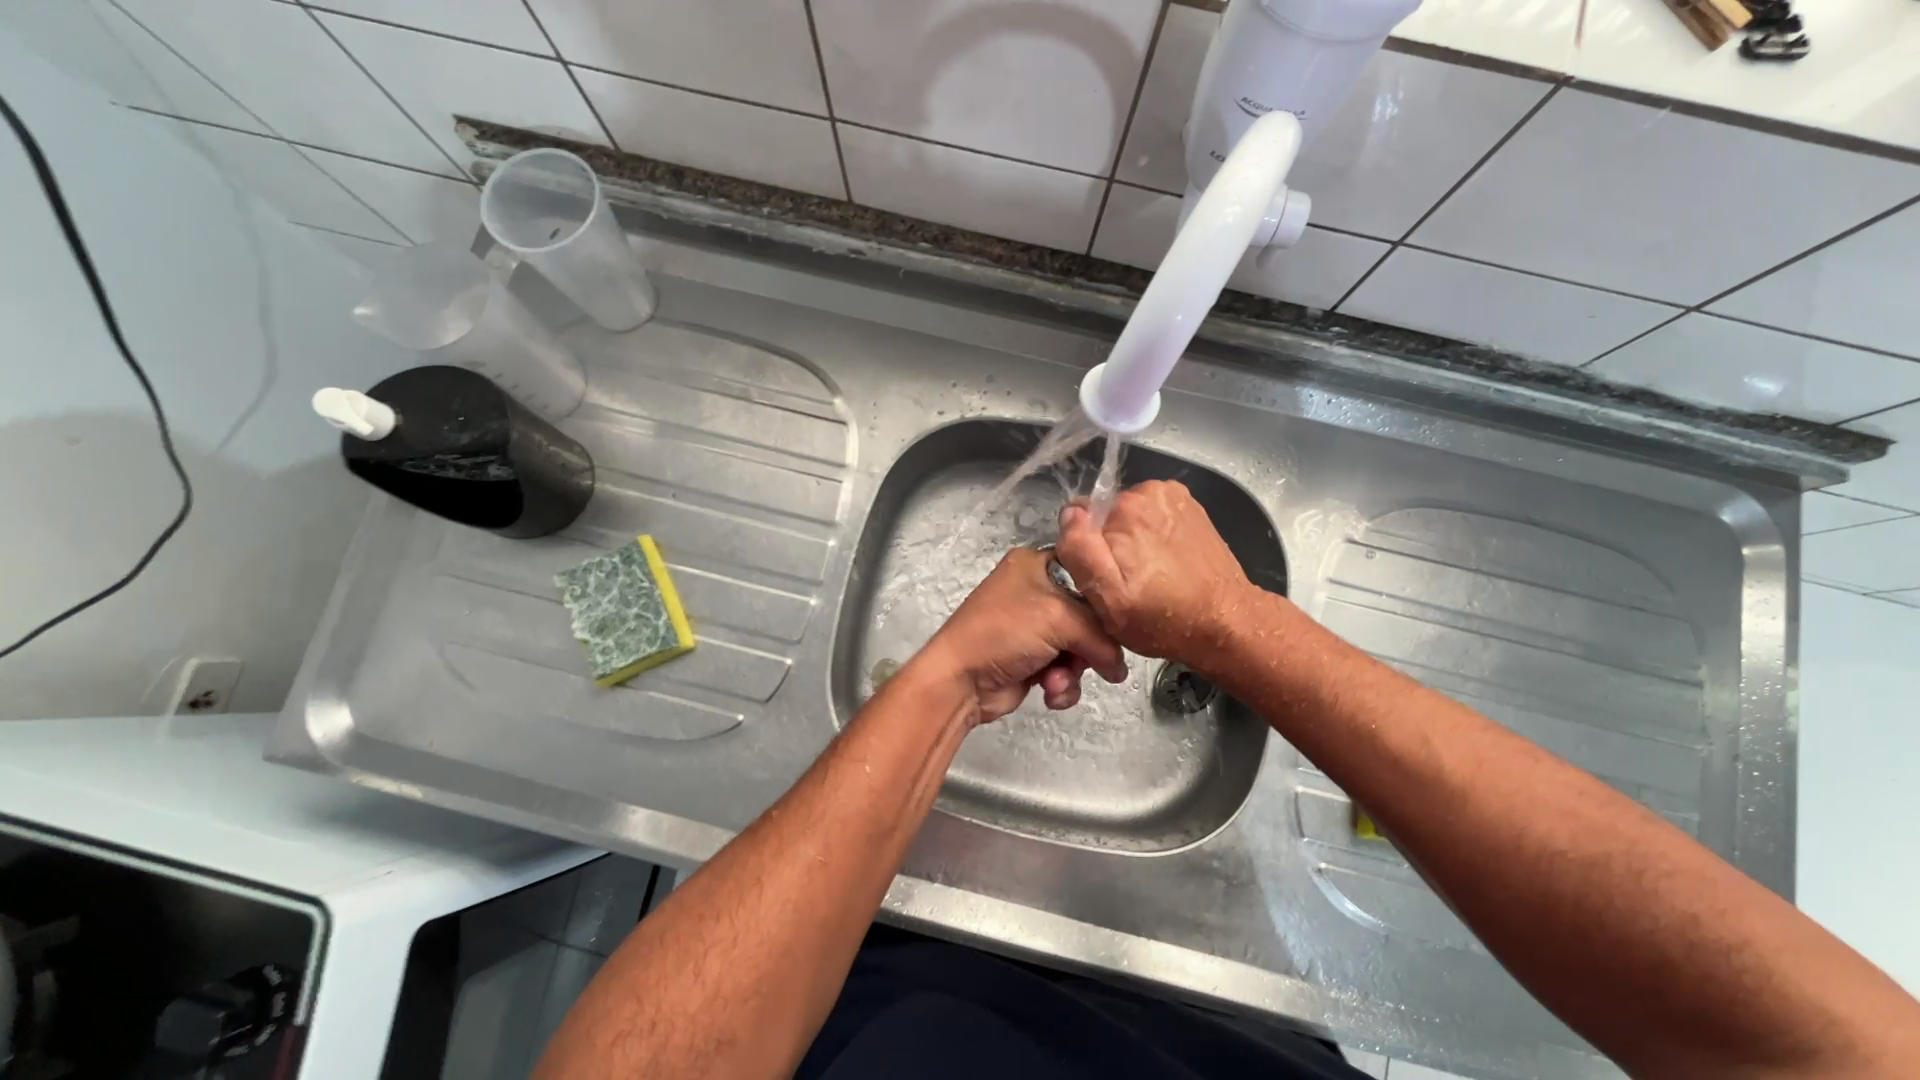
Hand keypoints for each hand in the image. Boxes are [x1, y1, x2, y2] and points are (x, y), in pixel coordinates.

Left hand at [917, 547, 1127, 724]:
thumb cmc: (1005, 633)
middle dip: (1090, 645)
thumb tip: (1119, 667)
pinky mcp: (1034, 660)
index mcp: (1037, 564)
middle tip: (1091, 659)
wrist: (961, 680)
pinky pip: (1066, 671)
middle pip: (1089, 616)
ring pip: (1080, 648)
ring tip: (1056, 680)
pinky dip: (1062, 685)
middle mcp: (1037, 591)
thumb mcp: (1060, 619)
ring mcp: (1034, 628)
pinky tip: (1050, 692)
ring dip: (1073, 670)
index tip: (1124, 620)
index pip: (1088, 572)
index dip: (1106, 598)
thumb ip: (1101, 636)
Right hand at [1054, 480, 1254, 662]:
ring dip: (1134, 542)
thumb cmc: (1162, 619)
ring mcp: (1173, 496)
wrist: (1225, 622)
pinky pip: (1154, 517)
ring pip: (1130, 517)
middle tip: (1129, 582)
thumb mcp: (1108, 599)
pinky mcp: (1190, 507)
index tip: (1105, 578)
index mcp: (1123, 508)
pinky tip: (1166, 565)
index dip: (1086, 551)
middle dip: (1111, 545)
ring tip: (1151, 576)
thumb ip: (1080, 551)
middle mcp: (1148, 491)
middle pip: (1106, 516)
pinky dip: (1155, 537)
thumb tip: (1070, 513)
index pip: (1079, 520)